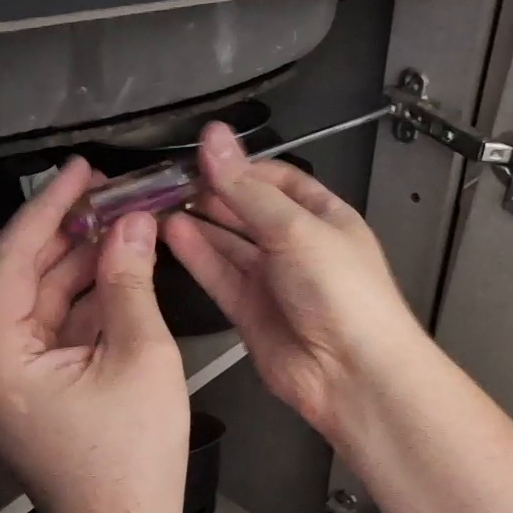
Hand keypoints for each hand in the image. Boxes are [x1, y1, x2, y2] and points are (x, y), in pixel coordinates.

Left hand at [0, 157, 190, 512]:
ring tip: (130, 223)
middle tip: (121, 193)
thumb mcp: (140, 354)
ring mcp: (8, 375)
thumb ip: (129, 281)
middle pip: (28, 274)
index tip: (83, 169)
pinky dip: (90, 298)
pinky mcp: (34, 387)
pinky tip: (124, 269)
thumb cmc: (129, 454)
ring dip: (87, 262)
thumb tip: (133, 223)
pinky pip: (58, 327)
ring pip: (46, 298)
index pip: (14, 255)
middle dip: (76, 231)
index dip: (52, 206)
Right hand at [163, 124, 424, 434]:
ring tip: (159, 199)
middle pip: (249, 210)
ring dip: (198, 221)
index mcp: (326, 218)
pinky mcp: (251, 311)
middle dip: (213, 192)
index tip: (201, 153)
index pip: (278, 180)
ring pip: (229, 243)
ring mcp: (275, 280)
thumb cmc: (345, 295)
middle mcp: (300, 246)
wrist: (353, 373)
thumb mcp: (296, 229)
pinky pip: (219, 275)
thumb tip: (216, 139)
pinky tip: (171, 232)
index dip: (241, 166)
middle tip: (170, 176)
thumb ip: (248, 188)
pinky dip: (196, 254)